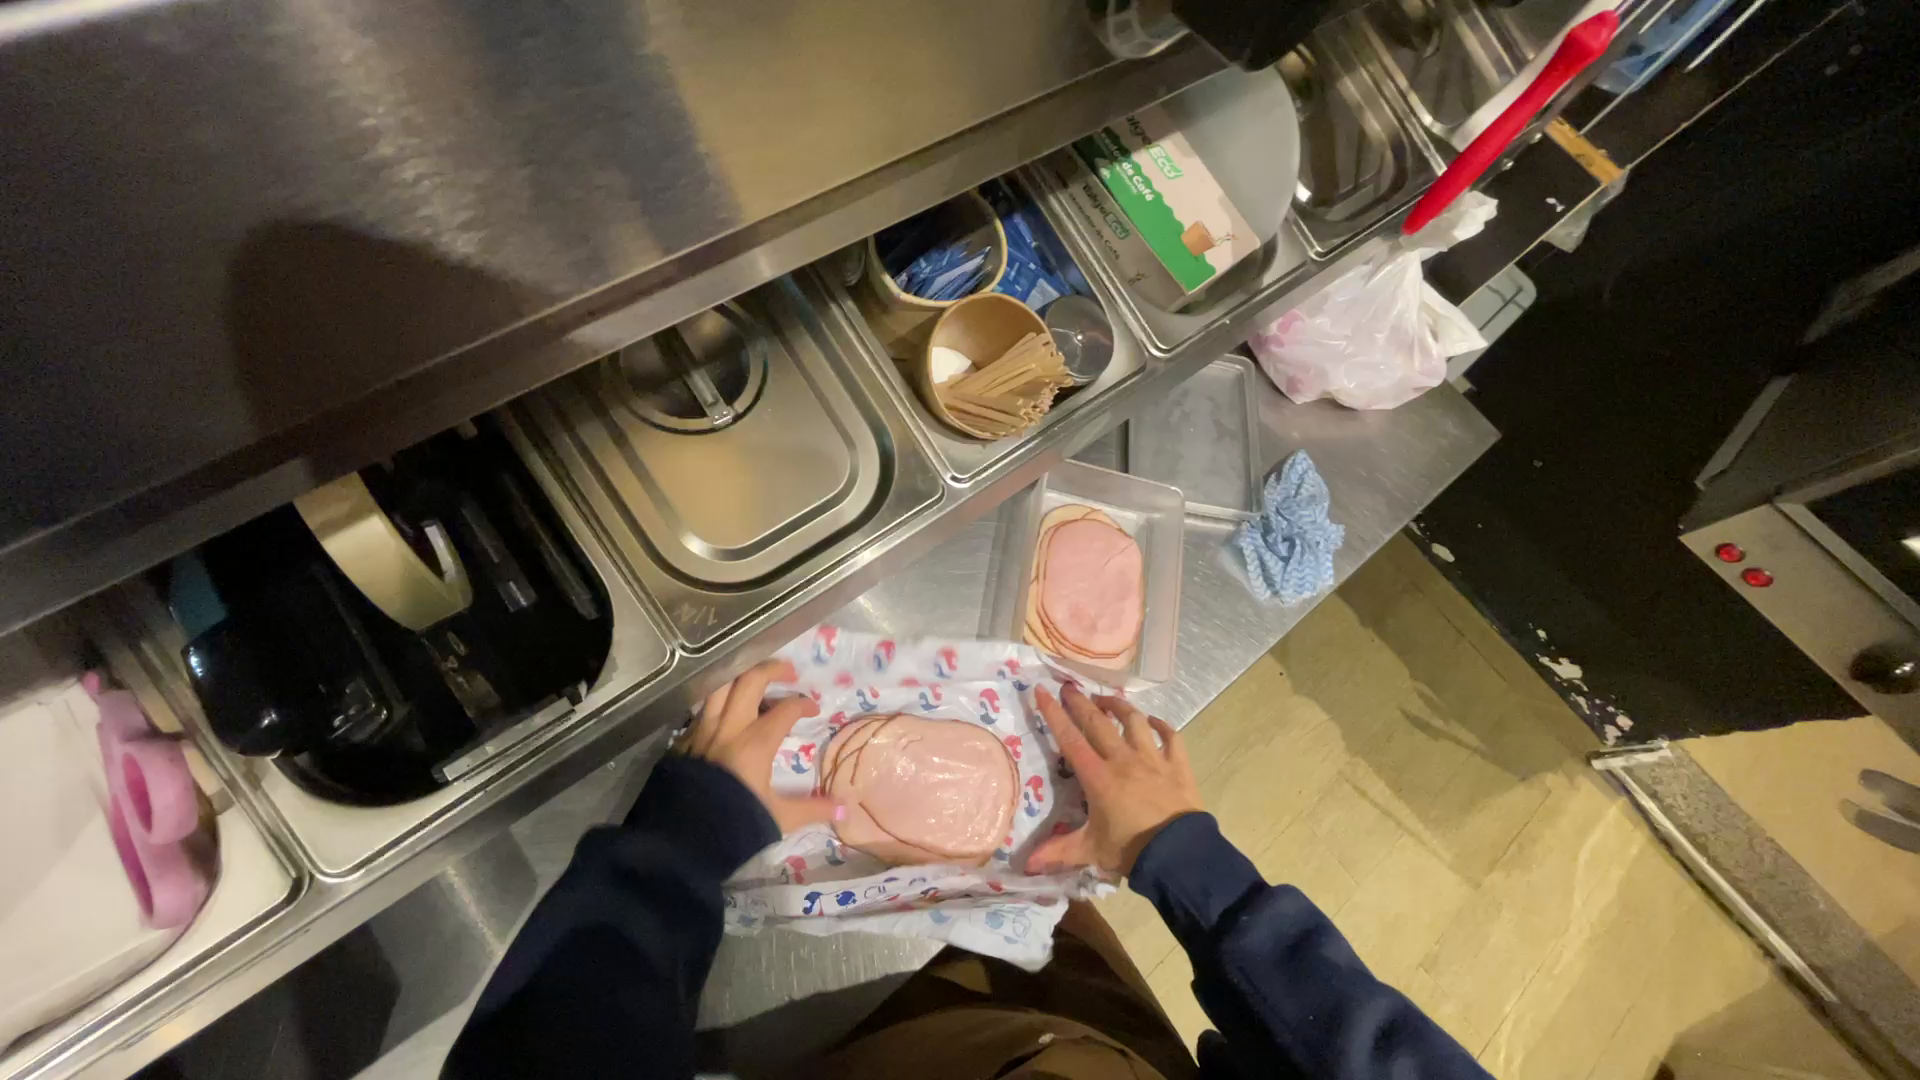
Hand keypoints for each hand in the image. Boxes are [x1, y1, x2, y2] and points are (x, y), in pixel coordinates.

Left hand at [685, 659, 841, 833]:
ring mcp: (702, 730)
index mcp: (755, 744)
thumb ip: (811, 808)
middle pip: (750, 681)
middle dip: (773, 669)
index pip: (786, 709)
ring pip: (721, 686)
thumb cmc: (732, 828)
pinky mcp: (684, 739)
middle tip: (789, 672)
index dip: (803, 704)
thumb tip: (842, 808)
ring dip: (741, 676)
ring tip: (755, 679)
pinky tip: (727, 710)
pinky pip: (703, 707)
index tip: (813, 710)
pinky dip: (719, 699)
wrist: (677, 843)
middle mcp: (728, 728)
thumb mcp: (777, 819)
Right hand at [1025, 684, 1203, 875]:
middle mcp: (1123, 760)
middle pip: (1098, 721)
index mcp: (1098, 776)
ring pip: (1134, 720)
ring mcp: (1152, 759)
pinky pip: (1170, 736)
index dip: (1054, 714)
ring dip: (1118, 705)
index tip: (1041, 691)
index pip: (1070, 738)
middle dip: (1080, 701)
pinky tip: (1153, 721)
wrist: (1180, 855)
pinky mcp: (1177, 765)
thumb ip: (1058, 852)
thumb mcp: (1091, 850)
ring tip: (1106, 699)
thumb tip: (1026, 865)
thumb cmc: (1131, 849)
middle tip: (1069, 686)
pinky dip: (1161, 725)